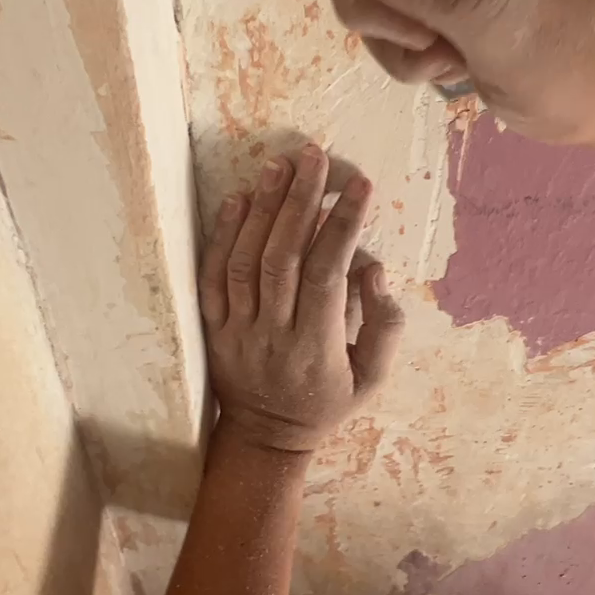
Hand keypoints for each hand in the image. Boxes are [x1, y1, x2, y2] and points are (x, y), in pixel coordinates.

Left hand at [200, 147, 404, 452]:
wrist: (265, 439)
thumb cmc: (325, 404)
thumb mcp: (371, 381)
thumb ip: (384, 328)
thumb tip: (375, 271)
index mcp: (316, 347)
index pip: (327, 274)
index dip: (342, 226)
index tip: (360, 184)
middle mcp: (272, 335)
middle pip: (283, 258)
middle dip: (300, 202)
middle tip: (313, 156)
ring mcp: (237, 331)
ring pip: (245, 262)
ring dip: (261, 209)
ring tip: (277, 164)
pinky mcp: (212, 329)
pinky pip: (211, 279)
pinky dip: (221, 237)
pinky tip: (235, 199)